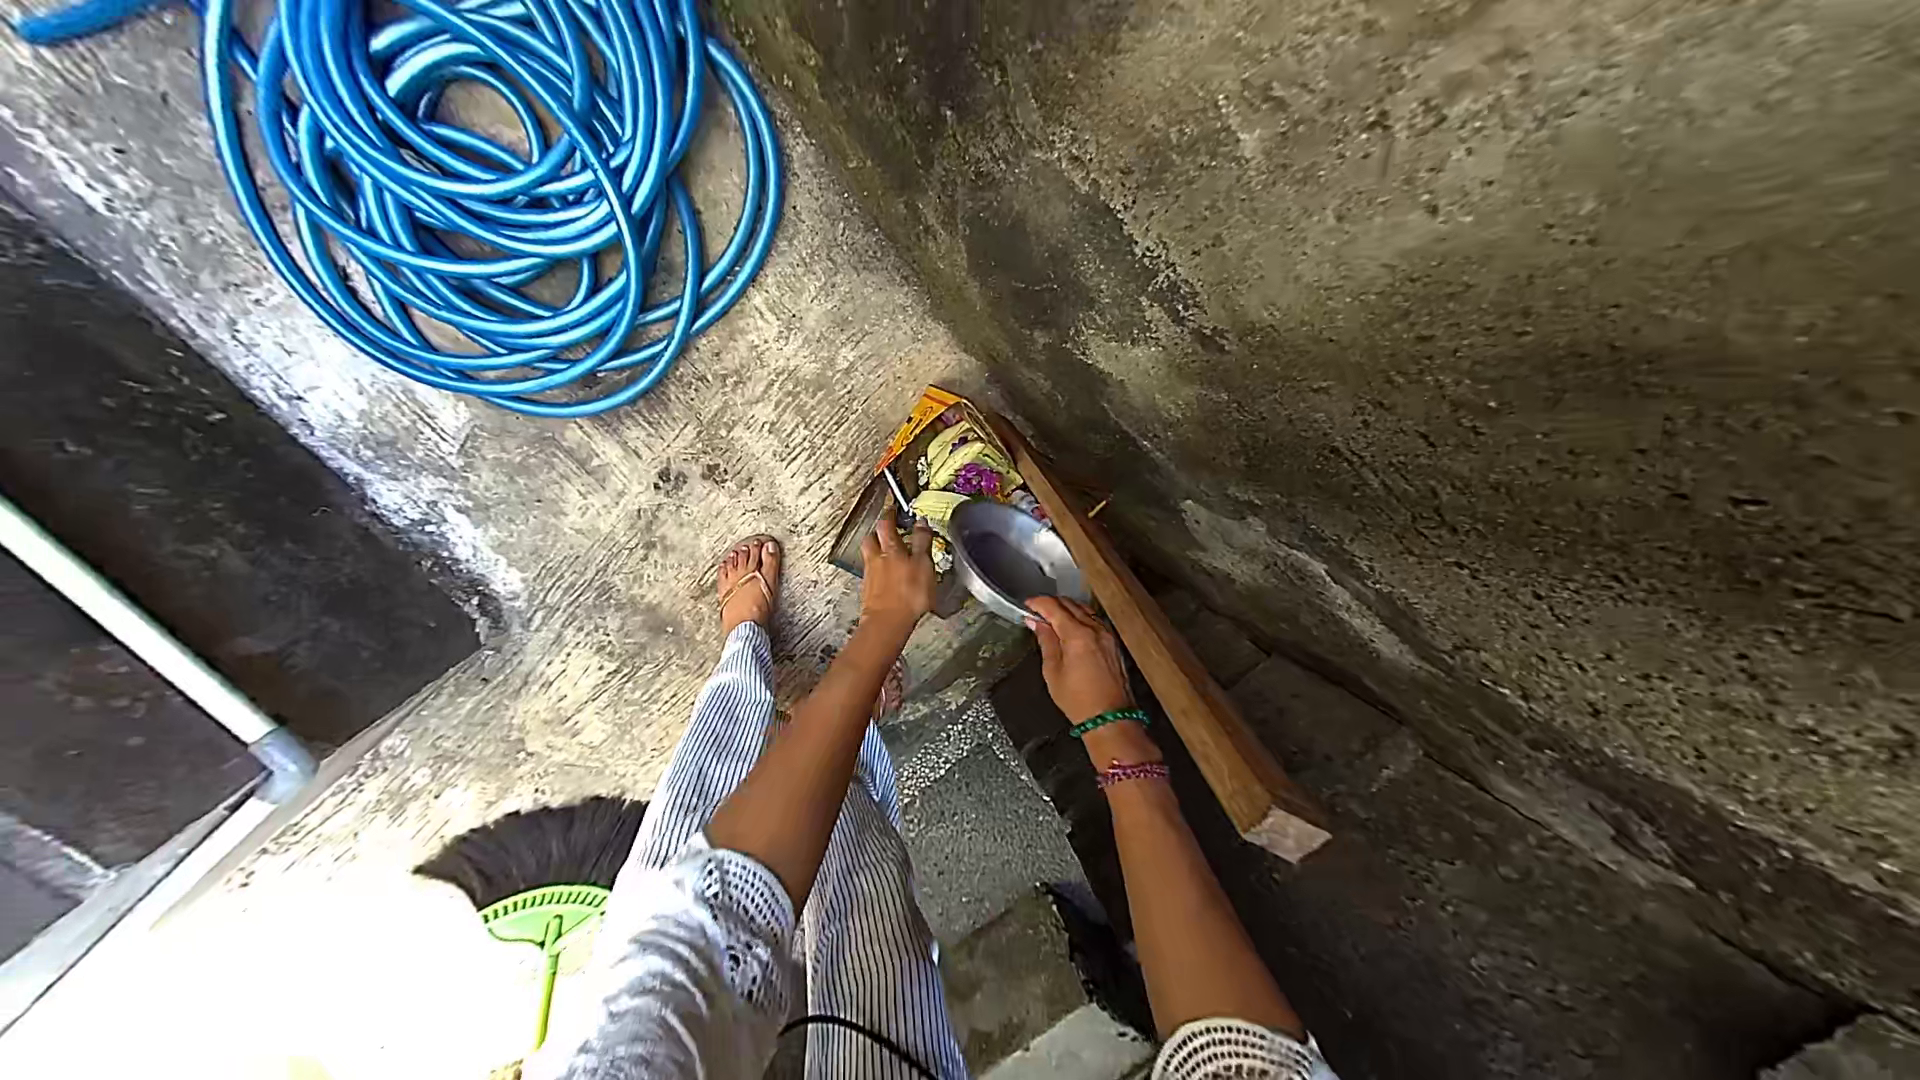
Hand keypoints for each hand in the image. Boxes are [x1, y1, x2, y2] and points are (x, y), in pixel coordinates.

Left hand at [860, 504, 935, 630]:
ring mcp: (871, 575)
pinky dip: (877, 570)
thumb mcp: (923, 564)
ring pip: (869, 555)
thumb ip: (922, 542)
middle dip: (878, 531)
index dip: (890, 514)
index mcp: (890, 548)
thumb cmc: (908, 594)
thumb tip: (921, 523)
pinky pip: (871, 573)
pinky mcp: (869, 591)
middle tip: (886, 528)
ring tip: (886, 552)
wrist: (888, 622)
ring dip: (876, 550)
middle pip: (871, 538)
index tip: (894, 509)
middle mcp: (876, 559)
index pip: (886, 523)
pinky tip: (886, 576)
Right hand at [1026, 596, 1130, 724]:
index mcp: (1077, 635)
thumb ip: (1045, 641)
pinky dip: (1080, 617)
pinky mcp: (1112, 643)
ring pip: (1084, 609)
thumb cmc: (1080, 701)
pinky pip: (1094, 620)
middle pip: (1070, 603)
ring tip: (1051, 620)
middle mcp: (1095, 630)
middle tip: (1036, 612)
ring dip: (1066, 609)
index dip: (1037, 603)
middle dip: (1051, 604)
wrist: (1109, 718)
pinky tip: (1071, 627)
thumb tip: (1037, 624)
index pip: (1054, 607)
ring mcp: (1106, 635)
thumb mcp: (1052, 671)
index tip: (1028, 605)